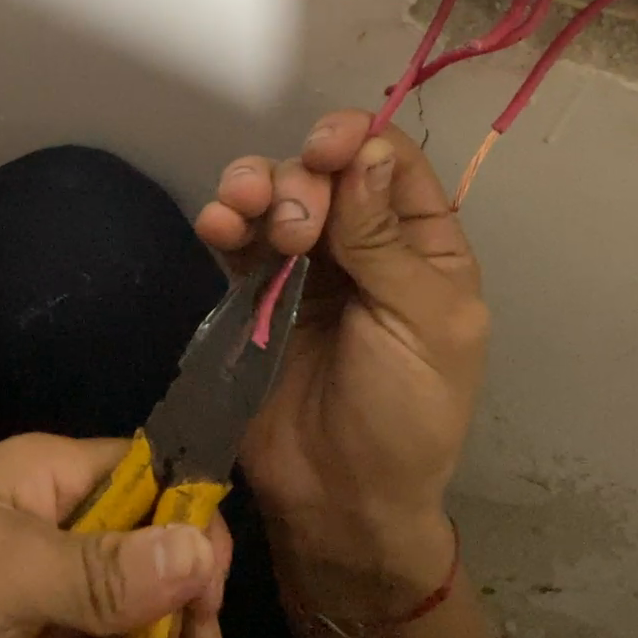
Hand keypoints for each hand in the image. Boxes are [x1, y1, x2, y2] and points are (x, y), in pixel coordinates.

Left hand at [0, 434, 229, 637]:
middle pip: (161, 548)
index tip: (204, 593)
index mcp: (53, 475)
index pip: (152, 472)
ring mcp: (65, 590)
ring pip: (150, 608)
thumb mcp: (0, 576)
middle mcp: (68, 524)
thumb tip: (198, 547)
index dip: (189, 520)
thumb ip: (96, 565)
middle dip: (184, 601)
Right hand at [193, 110, 485, 597]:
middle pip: (324, 169)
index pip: (389, 160)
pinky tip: (214, 224)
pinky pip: (236, 235)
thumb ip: (386, 237)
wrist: (337, 496)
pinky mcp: (254, 286)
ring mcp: (304, 262)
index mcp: (422, 245)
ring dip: (253, 186)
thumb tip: (366, 149)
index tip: (323, 149)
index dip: (355, 140)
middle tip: (293, 229)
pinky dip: (222, 218)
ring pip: (273, 191)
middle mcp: (362, 241)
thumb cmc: (403, 414)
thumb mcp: (420, 324)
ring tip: (241, 214)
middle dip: (301, 182)